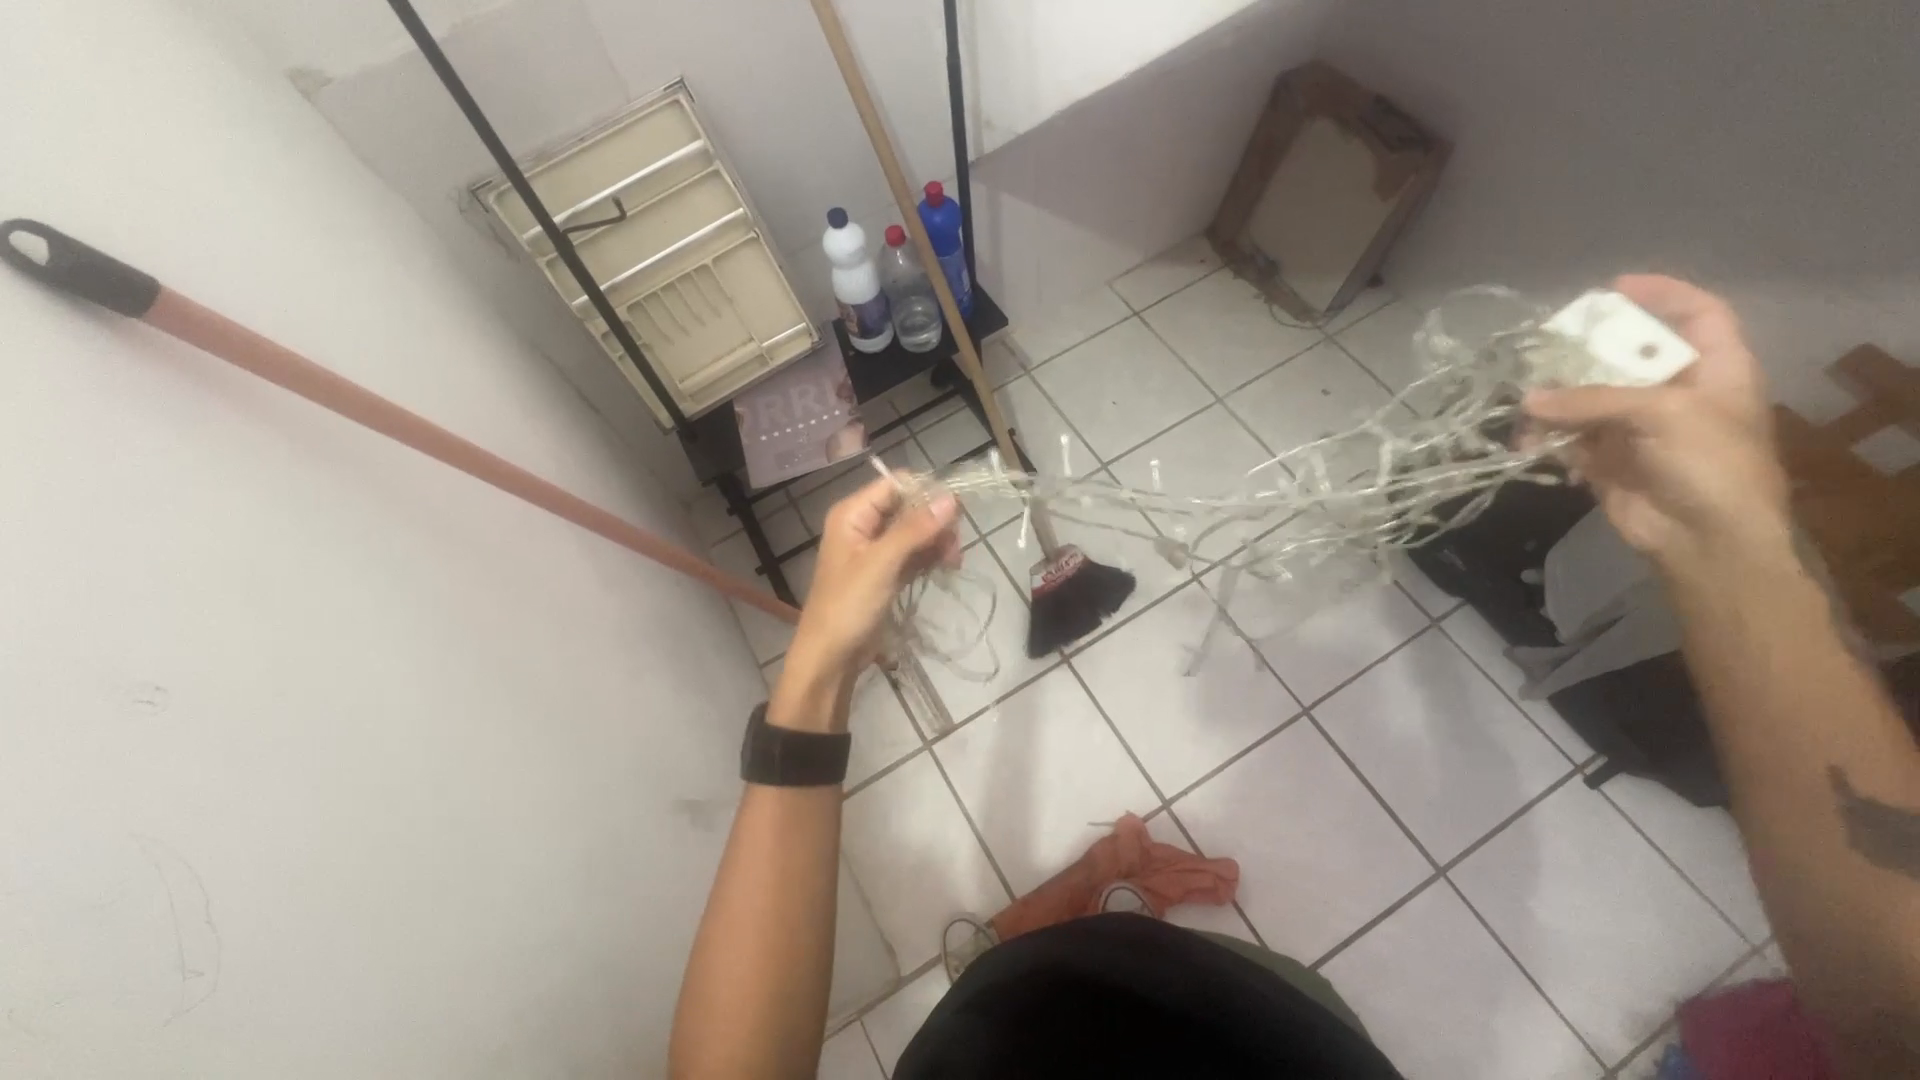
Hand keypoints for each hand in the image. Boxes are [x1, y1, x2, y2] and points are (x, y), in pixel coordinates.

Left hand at [768, 472, 960, 731]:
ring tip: (954, 562)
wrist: (830, 657)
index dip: (926, 493)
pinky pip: (913, 555)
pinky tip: (947, 567)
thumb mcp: (882, 563)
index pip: (895, 485)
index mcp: (853, 514)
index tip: (956, 511)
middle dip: (936, 522)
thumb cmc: (848, 605)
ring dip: (937, 542)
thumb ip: (916, 529)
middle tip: (956, 546)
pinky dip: (930, 558)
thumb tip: (951, 498)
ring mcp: (875, 552)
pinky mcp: (886, 574)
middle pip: (909, 508)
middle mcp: (863, 526)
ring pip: (915, 533)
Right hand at [1524, 274, 1790, 571]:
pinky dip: (1544, 437)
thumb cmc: (1709, 464)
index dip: (1661, 295)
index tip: (1612, 289)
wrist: (1704, 539)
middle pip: (1626, 356)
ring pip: (1587, 397)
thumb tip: (1525, 400)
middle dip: (1585, 350)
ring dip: (1553, 398)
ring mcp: (1637, 427)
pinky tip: (1526, 441)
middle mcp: (1676, 392)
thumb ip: (1591, 400)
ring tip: (1522, 400)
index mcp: (1715, 370)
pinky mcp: (1606, 458)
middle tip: (1545, 344)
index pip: (1697, 315)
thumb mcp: (1662, 414)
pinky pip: (1567, 436)